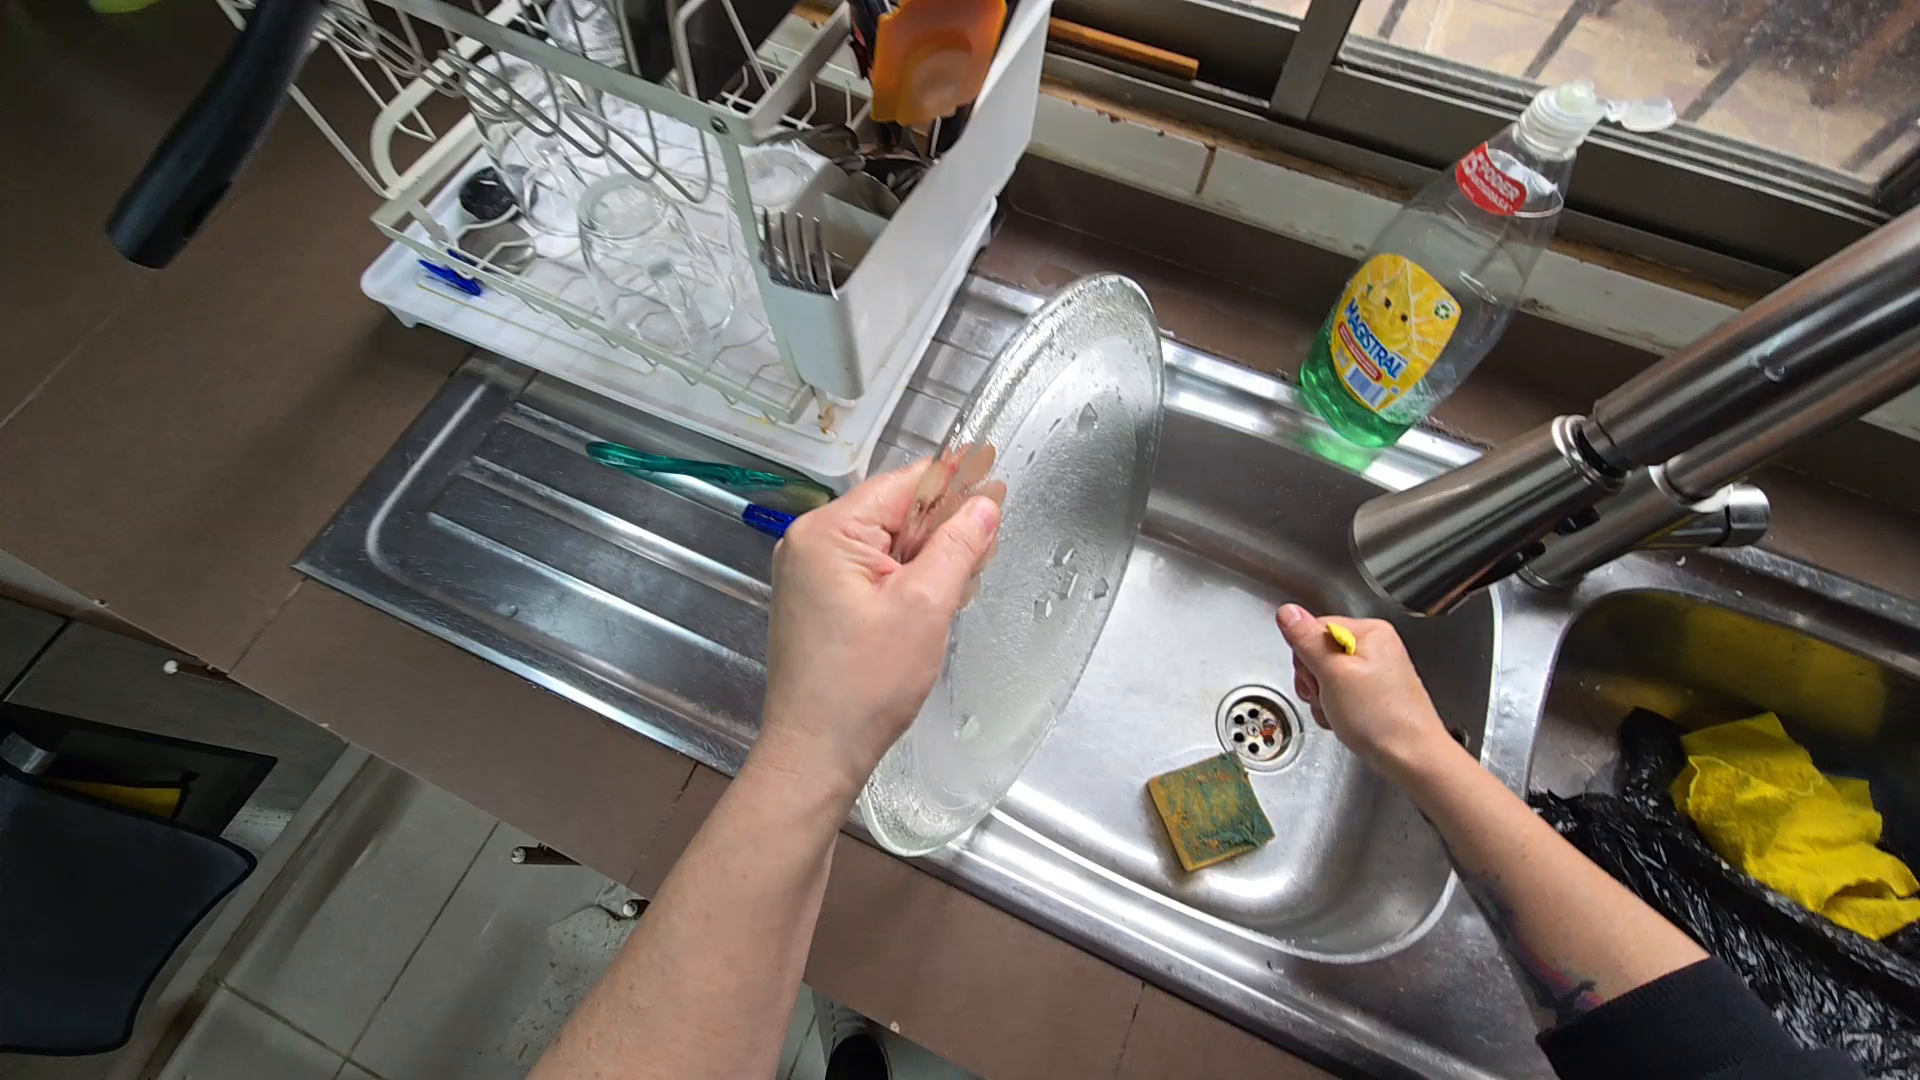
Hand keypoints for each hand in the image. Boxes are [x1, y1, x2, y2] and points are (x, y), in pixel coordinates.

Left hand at [755, 461, 1001, 805]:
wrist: (817, 752)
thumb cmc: (865, 685)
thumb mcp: (925, 606)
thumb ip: (958, 545)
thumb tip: (985, 503)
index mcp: (828, 532)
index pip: (903, 484)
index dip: (953, 481)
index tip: (993, 477)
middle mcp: (811, 543)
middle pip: (896, 512)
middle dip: (943, 530)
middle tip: (982, 555)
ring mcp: (812, 573)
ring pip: (889, 544)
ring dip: (929, 560)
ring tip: (958, 588)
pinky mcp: (820, 600)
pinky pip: (874, 571)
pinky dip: (907, 580)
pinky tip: (930, 605)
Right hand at [1274, 604, 1455, 777]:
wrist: (1412, 759)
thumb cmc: (1382, 718)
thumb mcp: (1332, 673)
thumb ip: (1306, 640)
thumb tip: (1287, 612)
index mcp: (1369, 631)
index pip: (1312, 629)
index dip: (1305, 656)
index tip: (1317, 676)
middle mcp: (1374, 647)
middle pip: (1316, 651)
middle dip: (1313, 679)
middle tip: (1328, 695)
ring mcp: (1373, 670)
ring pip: (1323, 674)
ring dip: (1321, 696)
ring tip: (1337, 710)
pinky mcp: (1372, 692)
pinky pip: (1336, 690)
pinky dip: (1333, 706)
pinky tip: (1343, 718)